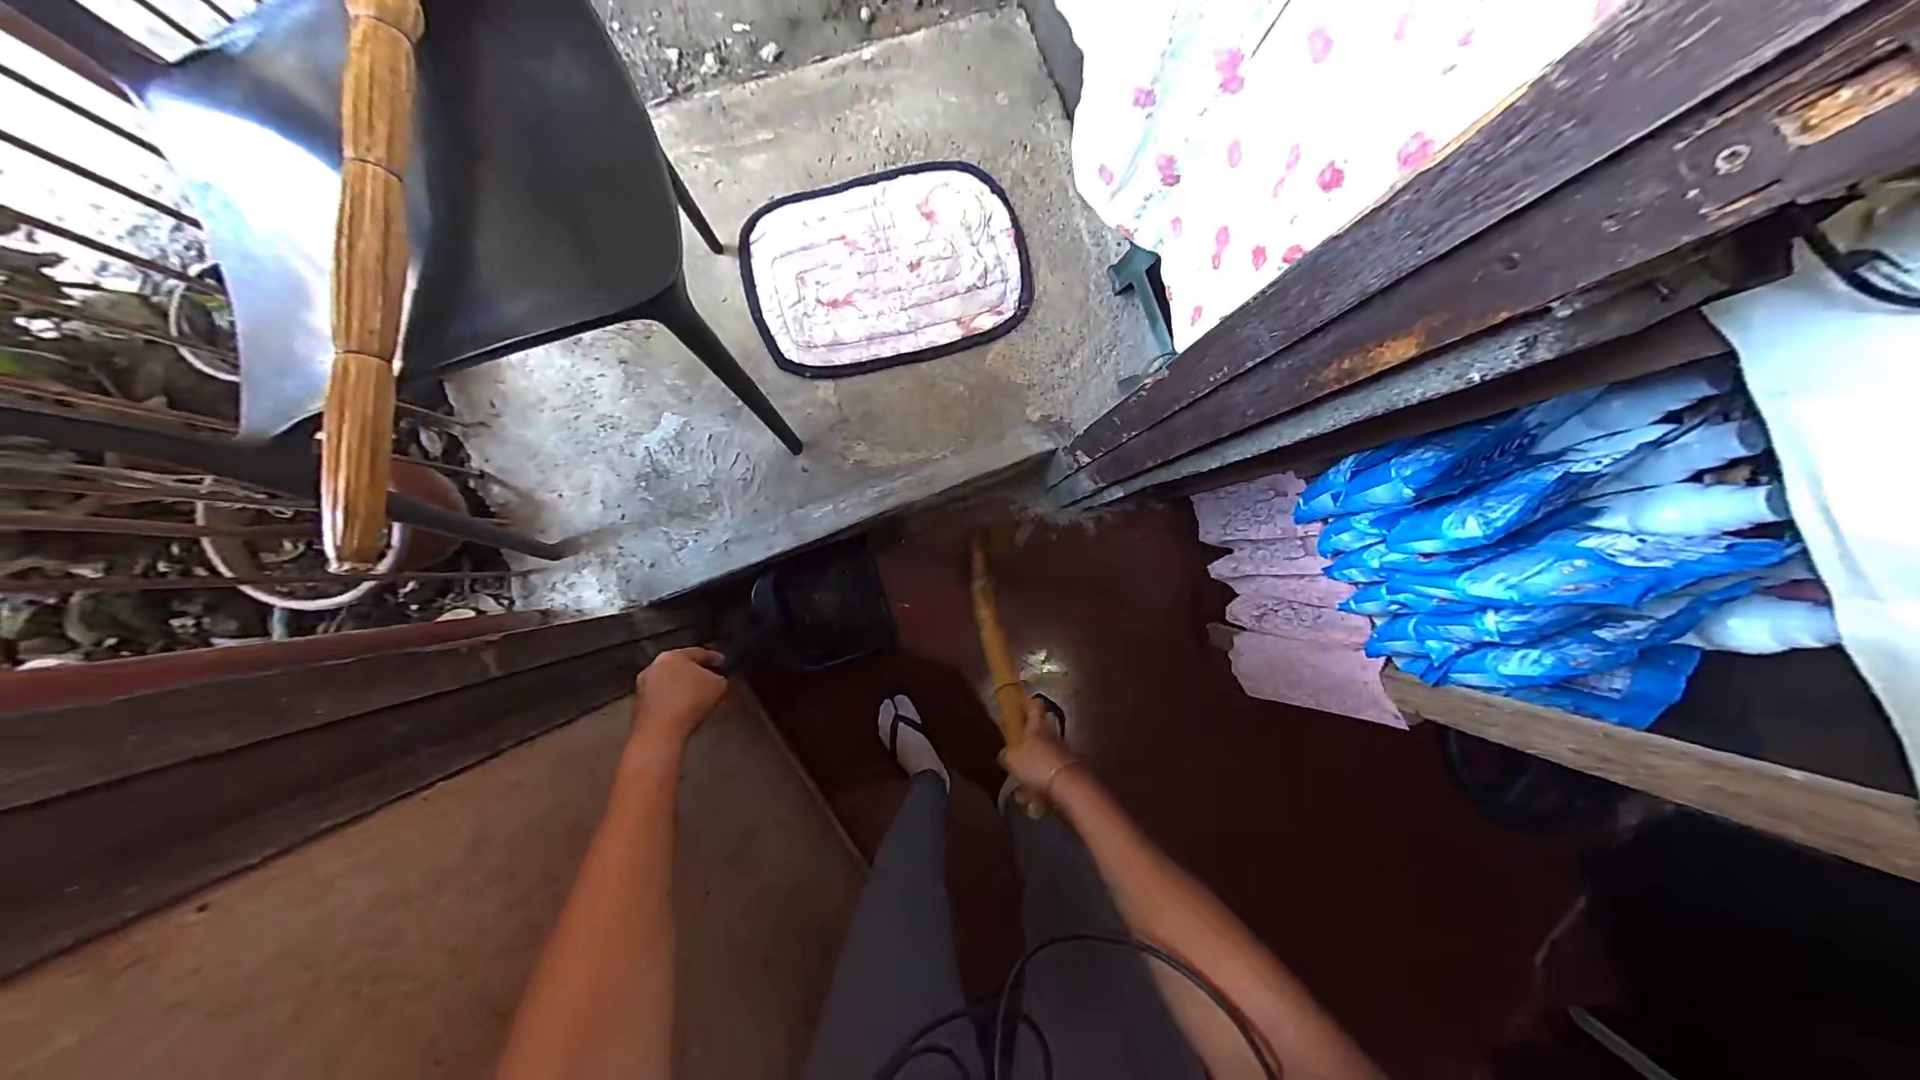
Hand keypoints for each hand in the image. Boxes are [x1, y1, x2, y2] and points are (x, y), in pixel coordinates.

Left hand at [630, 647, 726, 749]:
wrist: (659, 732)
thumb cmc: (690, 701)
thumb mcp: (718, 685)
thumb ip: (718, 678)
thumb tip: (714, 680)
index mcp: (672, 655)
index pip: (698, 653)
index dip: (713, 657)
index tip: (723, 662)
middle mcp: (653, 666)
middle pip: (680, 666)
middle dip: (694, 672)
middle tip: (709, 679)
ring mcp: (642, 687)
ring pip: (669, 683)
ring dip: (682, 688)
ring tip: (697, 697)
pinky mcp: (638, 706)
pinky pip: (662, 699)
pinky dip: (673, 701)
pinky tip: (684, 709)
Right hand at [1000, 695, 1082, 812]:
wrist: (1067, 785)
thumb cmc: (1036, 763)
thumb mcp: (1011, 758)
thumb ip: (1006, 755)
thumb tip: (1005, 755)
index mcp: (1037, 727)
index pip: (1034, 707)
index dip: (1029, 704)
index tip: (1023, 703)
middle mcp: (1052, 736)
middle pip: (1043, 730)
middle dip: (1033, 737)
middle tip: (1020, 748)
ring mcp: (1063, 752)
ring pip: (1047, 755)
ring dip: (1036, 766)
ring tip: (1022, 787)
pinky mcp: (1070, 771)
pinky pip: (1051, 775)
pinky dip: (1042, 785)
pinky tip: (1033, 801)